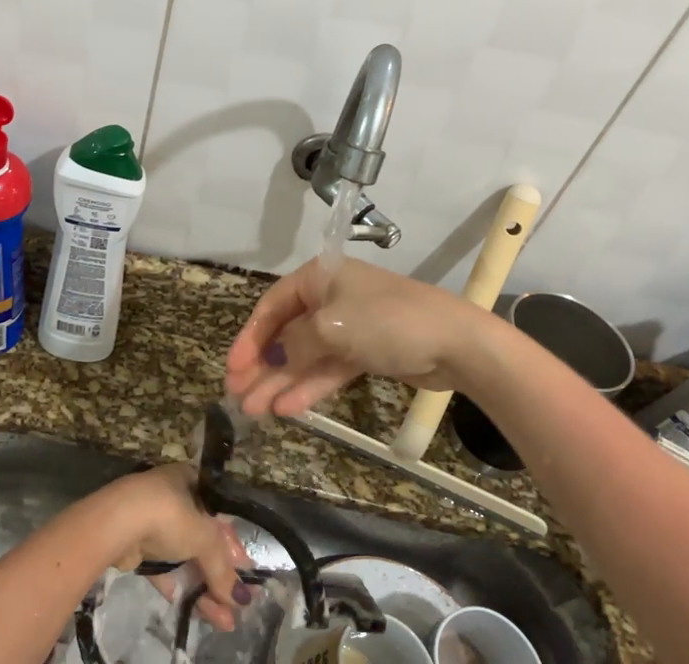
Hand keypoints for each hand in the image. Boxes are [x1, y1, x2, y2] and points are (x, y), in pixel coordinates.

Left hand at [97, 464, 251, 629]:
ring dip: (204, 588)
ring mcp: (153, 522)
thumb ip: (222, 569)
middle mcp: (172, 498)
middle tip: (237, 603)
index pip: (219, 514)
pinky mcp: (138, 546)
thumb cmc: (168, 515)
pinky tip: (194, 609)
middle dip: (220, 574)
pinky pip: (165, 568)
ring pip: (184, 557)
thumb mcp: (204, 538)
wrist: (116, 523)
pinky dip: (179, 586)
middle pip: (202, 540)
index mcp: (190, 482)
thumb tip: (241, 600)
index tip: (246, 572)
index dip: (234, 544)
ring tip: (224, 620)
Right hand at [227, 257, 490, 416]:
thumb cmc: (387, 321)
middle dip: (262, 366)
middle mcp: (330, 298)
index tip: (232, 369)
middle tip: (237, 395)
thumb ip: (295, 344)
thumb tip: (274, 358)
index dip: (250, 339)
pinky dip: (308, 386)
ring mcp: (348, 327)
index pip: (271, 306)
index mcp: (319, 277)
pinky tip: (287, 408)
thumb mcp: (331, 328)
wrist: (456, 343)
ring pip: (304, 356)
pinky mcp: (365, 352)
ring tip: (254, 411)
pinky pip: (327, 369)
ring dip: (280, 382)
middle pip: (285, 334)